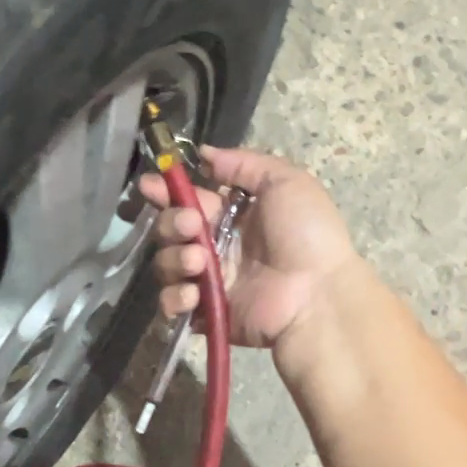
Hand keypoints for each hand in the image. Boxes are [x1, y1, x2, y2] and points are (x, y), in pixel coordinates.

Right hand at [139, 146, 360, 349]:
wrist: (316, 293)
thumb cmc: (306, 233)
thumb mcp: (285, 181)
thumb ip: (244, 164)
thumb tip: (203, 154)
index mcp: (233, 216)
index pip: (190, 200)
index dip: (167, 191)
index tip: (150, 185)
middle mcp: (217, 246)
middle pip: (171, 231)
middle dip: (173, 223)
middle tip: (192, 227)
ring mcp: (209, 280)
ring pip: (167, 265)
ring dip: (175, 259)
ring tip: (199, 263)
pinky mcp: (205, 312)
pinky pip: (172, 304)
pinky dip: (175, 298)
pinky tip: (193, 293)